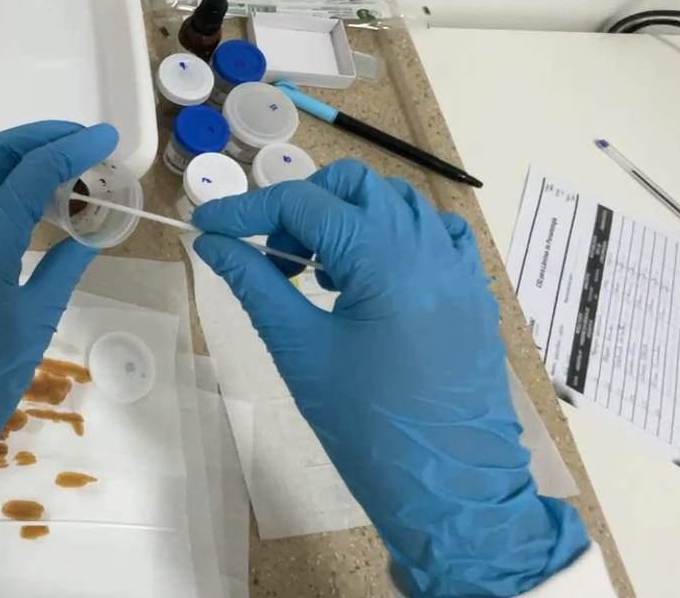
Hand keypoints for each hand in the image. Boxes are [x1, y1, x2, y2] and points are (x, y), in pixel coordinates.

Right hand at [192, 160, 588, 596]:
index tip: (207, 225)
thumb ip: (253, 282)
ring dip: (345, 214)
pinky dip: (392, 232)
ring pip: (394, 199)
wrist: (452, 496)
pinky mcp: (471, 289)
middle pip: (352, 183)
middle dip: (302, 204)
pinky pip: (433, 230)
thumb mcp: (298, 348)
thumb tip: (209, 242)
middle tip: (277, 254)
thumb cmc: (366, 423)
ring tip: (321, 268)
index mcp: (384, 260)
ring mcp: (457, 266)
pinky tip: (370, 271)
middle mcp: (427, 247)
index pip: (301, 204)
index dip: (246, 210)